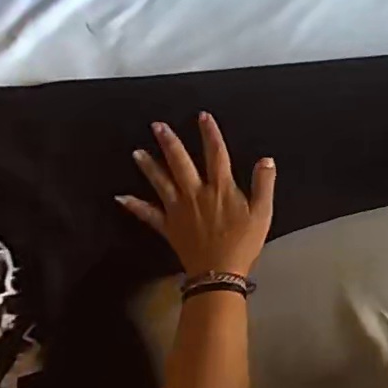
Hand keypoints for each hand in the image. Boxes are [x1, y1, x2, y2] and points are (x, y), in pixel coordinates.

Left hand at [118, 112, 275, 276]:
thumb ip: (264, 184)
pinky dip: (134, 205)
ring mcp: (178, 209)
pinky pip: (148, 214)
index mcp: (220, 187)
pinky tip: (120, 198)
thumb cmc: (243, 241)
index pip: (216, 153)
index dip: (209, 133)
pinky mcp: (168, 226)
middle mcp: (195, 193)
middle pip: (180, 162)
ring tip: (136, 152)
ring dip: (148, 166)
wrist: (219, 271)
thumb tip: (267, 159)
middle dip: (169, 142)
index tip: (202, 116)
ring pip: (161, 182)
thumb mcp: (262, 212)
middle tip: (157, 126)